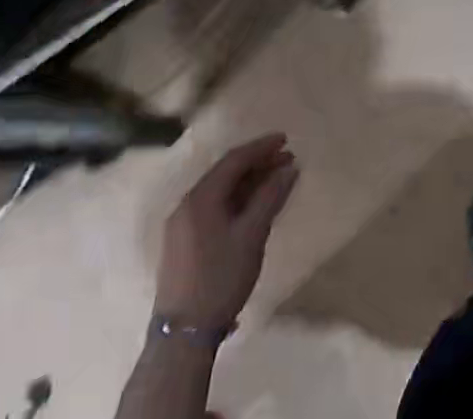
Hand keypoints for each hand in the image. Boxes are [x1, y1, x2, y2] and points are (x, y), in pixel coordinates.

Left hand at [155, 132, 299, 331]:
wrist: (183, 333)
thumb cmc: (221, 278)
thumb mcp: (252, 235)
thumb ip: (270, 197)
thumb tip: (289, 168)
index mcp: (200, 199)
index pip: (233, 161)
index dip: (261, 147)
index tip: (286, 139)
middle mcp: (187, 205)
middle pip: (225, 173)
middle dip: (258, 163)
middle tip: (288, 159)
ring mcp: (182, 224)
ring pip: (220, 191)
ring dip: (250, 181)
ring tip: (279, 179)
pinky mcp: (185, 241)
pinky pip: (215, 207)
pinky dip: (238, 199)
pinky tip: (257, 205)